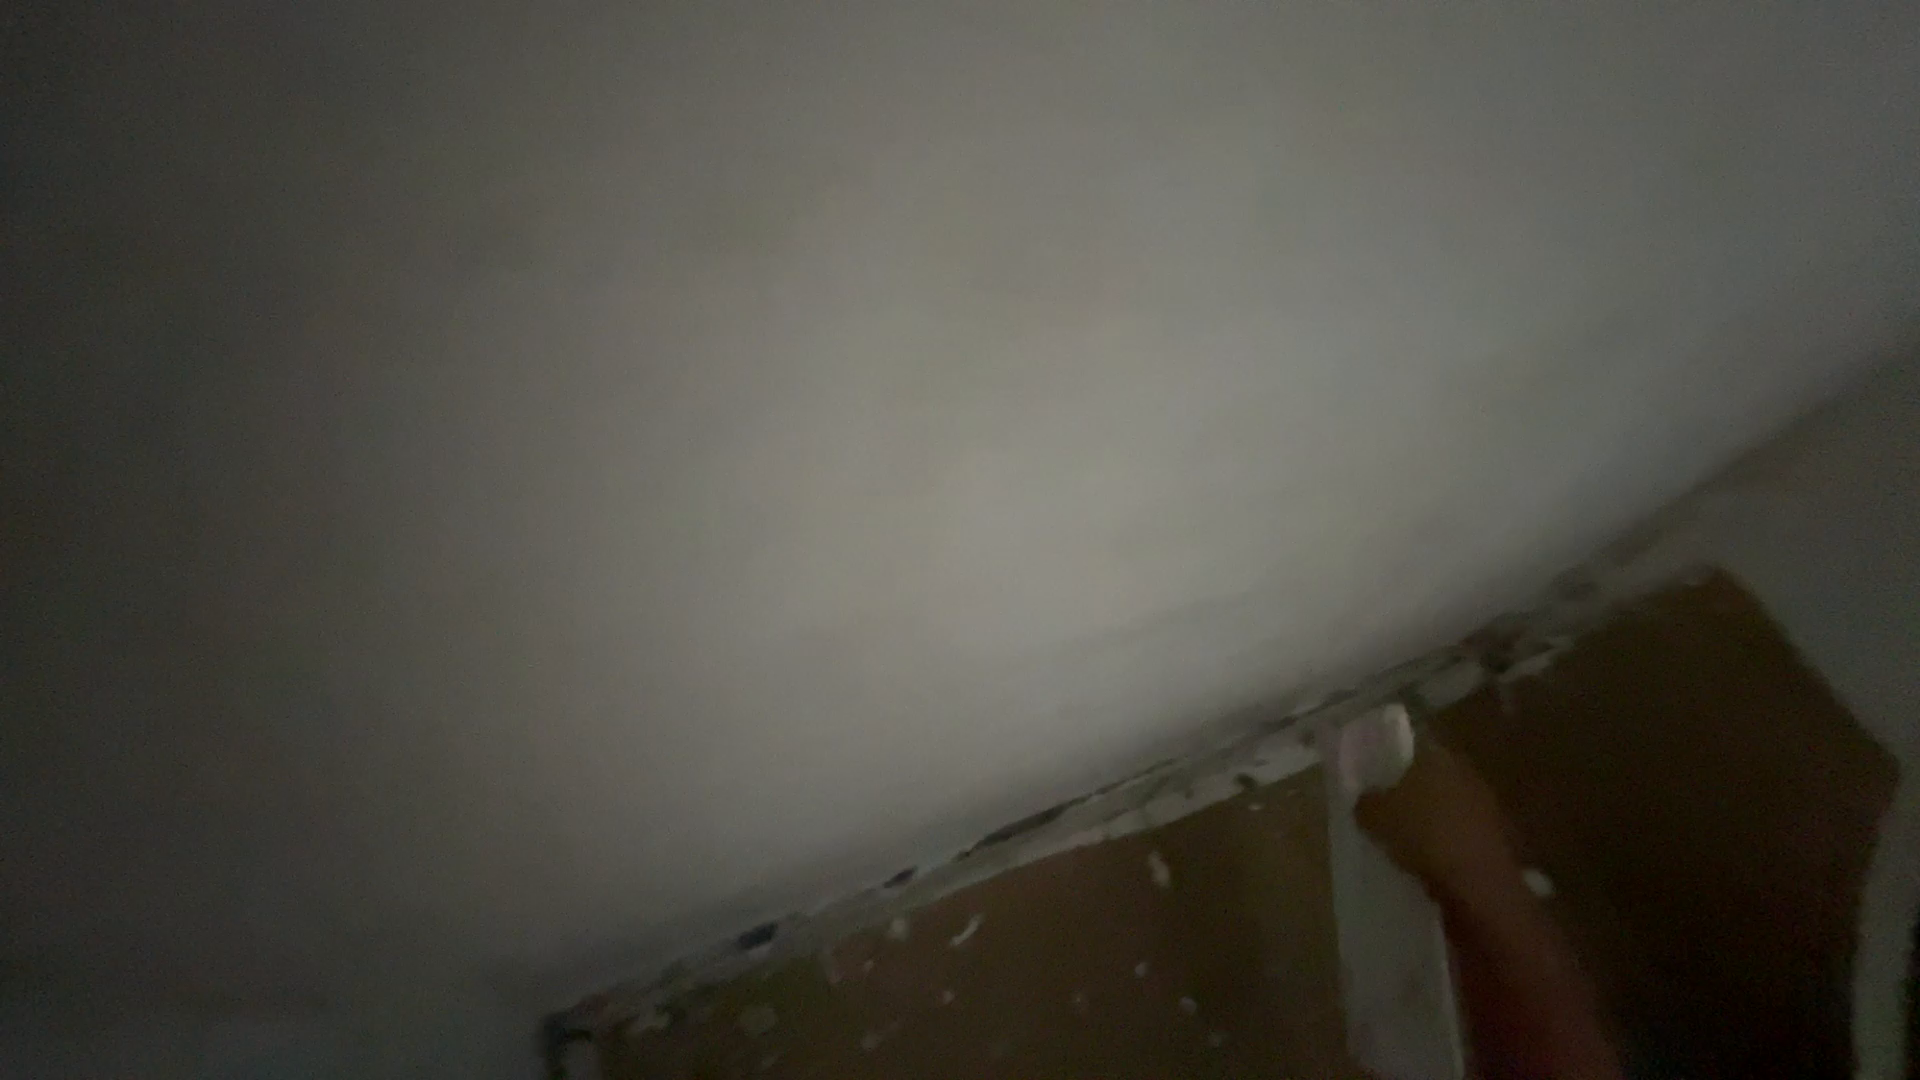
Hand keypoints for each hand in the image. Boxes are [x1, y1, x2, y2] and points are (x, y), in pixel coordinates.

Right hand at [1353, 736, 1518, 895]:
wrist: (1478, 884)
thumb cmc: (1421, 834)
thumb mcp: (1372, 816)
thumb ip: (1366, 800)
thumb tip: (1367, 798)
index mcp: (1436, 756)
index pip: (1410, 746)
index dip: (1390, 760)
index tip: (1374, 775)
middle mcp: (1464, 772)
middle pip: (1431, 775)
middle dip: (1412, 788)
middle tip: (1387, 805)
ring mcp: (1486, 804)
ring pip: (1448, 803)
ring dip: (1432, 815)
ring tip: (1407, 835)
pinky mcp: (1499, 836)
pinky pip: (1462, 830)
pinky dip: (1448, 839)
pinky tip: (1430, 856)